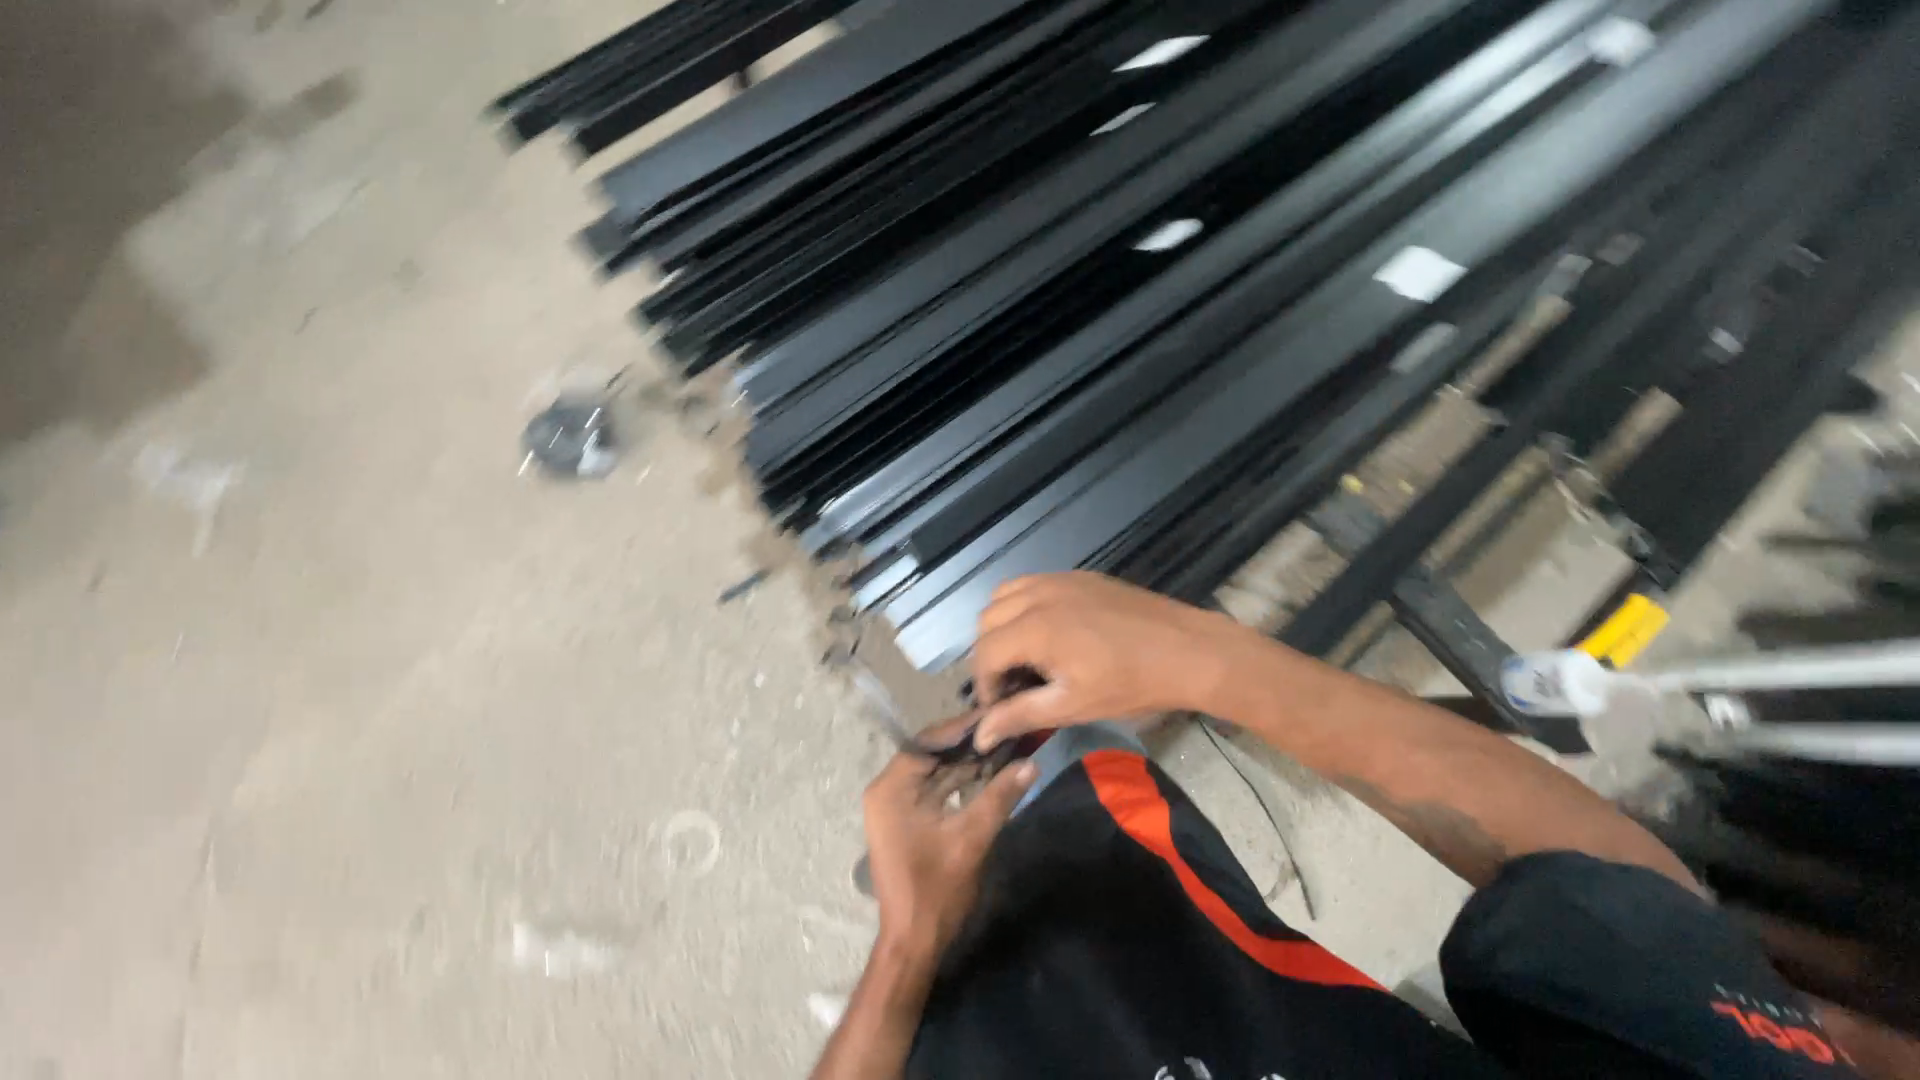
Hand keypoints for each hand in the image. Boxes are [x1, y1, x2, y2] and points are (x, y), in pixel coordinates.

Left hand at [862, 720, 1036, 961]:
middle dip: (969, 742)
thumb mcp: (972, 839)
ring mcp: (896, 805)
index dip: (964, 726)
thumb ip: (999, 796)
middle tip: (1007, 725)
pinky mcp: (908, 819)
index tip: (998, 712)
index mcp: (892, 788)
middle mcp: (888, 789)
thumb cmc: (936, 891)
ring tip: (1006, 742)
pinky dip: (960, 781)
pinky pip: (935, 788)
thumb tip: (1031, 762)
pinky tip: (991, 771)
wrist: (914, 942)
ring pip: (936, 770)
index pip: (929, 741)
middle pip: (931, 752)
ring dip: (967, 761)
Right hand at [971, 572, 1269, 748]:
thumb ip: (1019, 716)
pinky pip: (1032, 584)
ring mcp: (1060, 580)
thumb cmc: (1132, 684)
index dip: (986, 687)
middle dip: (990, 655)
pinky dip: (1024, 606)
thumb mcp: (1072, 706)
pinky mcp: (1080, 576)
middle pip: (987, 621)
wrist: (1190, 651)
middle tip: (1014, 686)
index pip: (983, 654)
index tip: (1002, 711)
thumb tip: (979, 736)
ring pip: (1005, 595)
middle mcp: (1039, 594)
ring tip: (1026, 657)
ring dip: (1003, 626)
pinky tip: (1050, 634)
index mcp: (1034, 627)